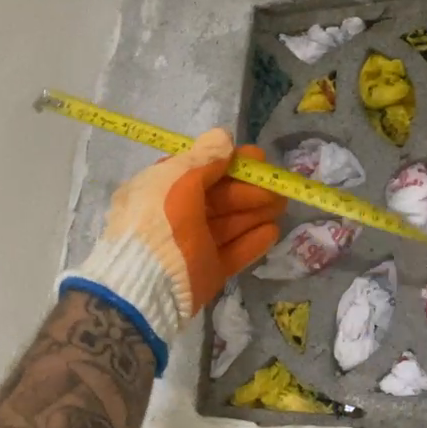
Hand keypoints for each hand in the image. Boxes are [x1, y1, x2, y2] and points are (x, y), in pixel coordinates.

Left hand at [61, 129, 285, 370]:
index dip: (230, 161)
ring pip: (228, 224)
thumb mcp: (176, 182)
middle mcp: (175, 215)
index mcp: (160, 190)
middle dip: (249, 189)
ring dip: (256, 212)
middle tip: (279, 186)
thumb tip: (223, 138)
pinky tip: (273, 232)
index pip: (200, 169)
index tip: (260, 158)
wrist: (143, 290)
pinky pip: (232, 253)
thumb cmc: (159, 225)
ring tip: (283, 206)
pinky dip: (252, 241)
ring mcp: (191, 246)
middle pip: (218, 197)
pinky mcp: (205, 273)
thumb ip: (203, 159)